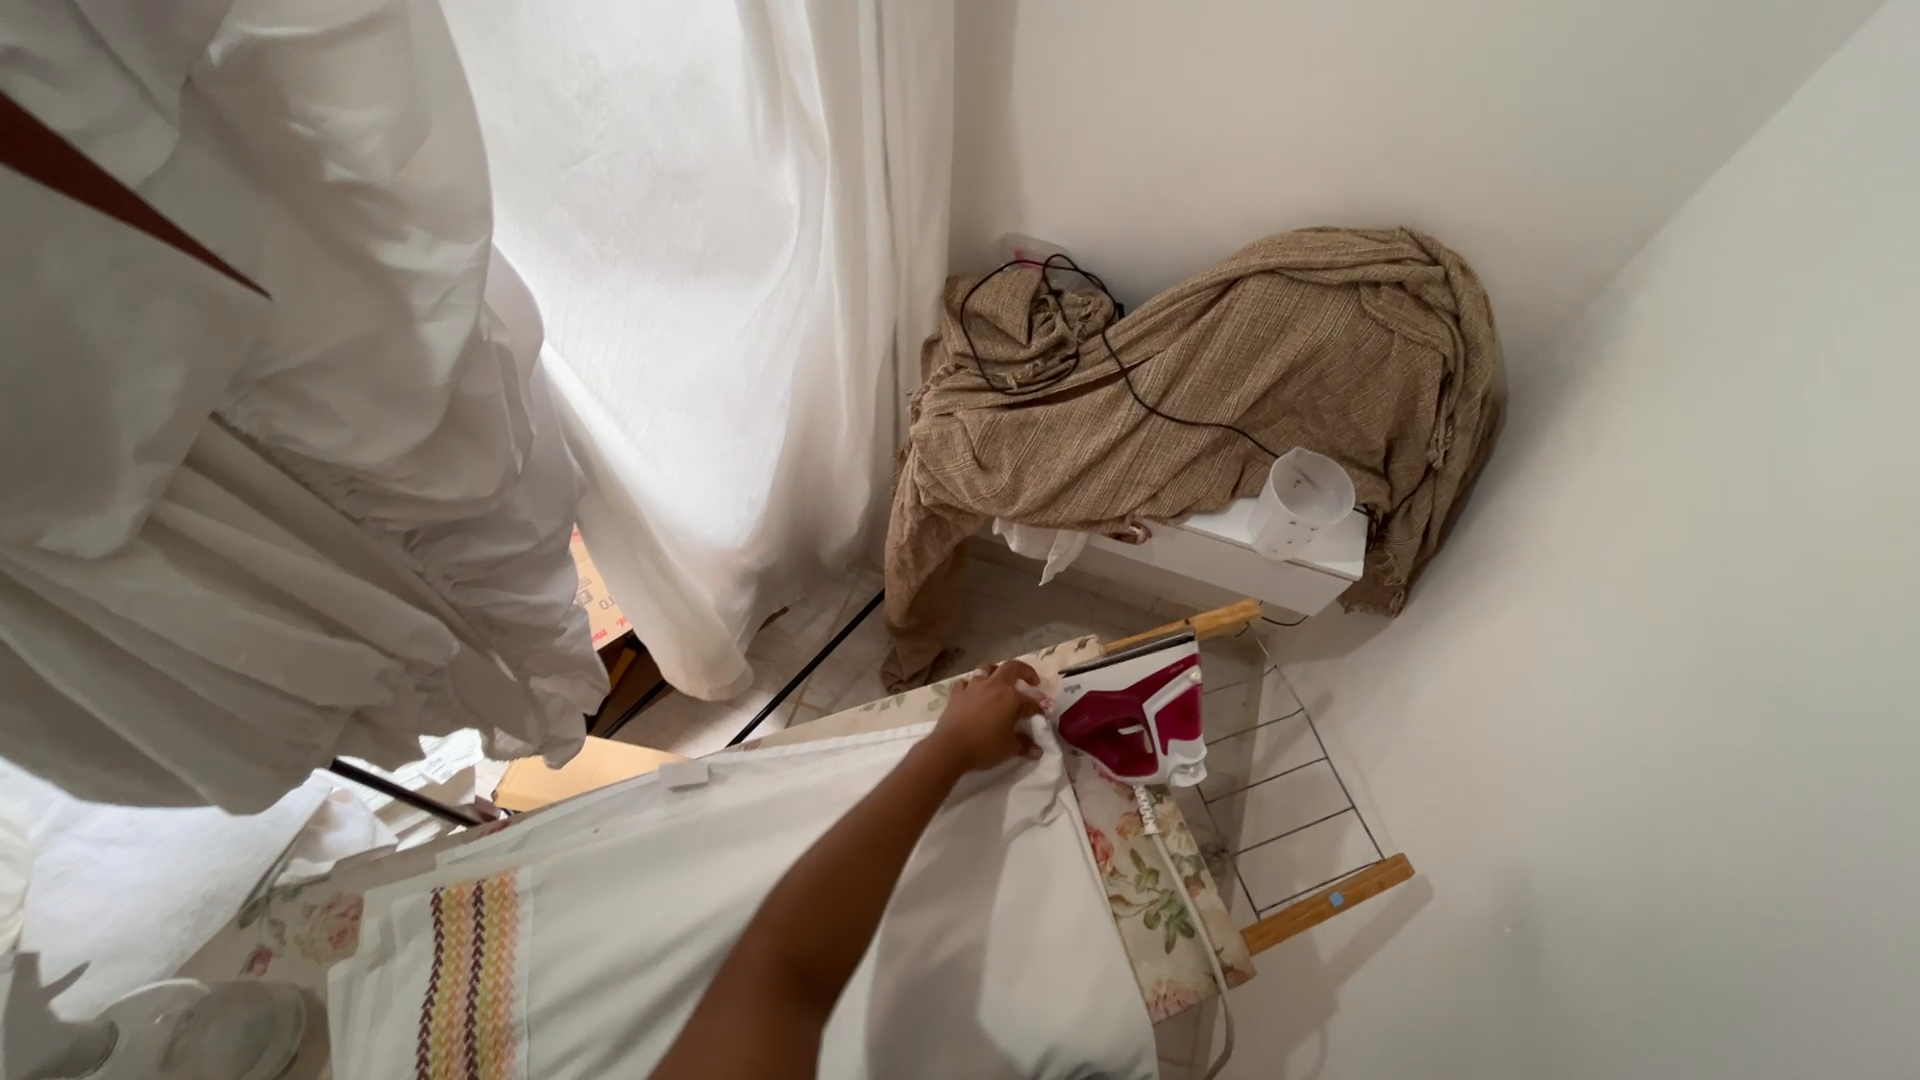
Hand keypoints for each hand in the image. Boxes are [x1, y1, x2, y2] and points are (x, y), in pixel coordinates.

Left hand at [926, 661, 1043, 773]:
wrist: (951, 747)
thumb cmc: (985, 747)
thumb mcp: (1009, 749)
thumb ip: (1024, 745)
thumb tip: (1037, 751)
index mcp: (1012, 698)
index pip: (1031, 701)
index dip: (1038, 709)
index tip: (1040, 717)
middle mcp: (994, 685)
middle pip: (1012, 667)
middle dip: (1024, 671)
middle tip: (1030, 681)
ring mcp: (974, 686)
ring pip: (987, 669)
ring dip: (996, 673)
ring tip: (999, 682)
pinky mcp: (957, 692)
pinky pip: (966, 682)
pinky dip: (972, 685)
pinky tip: (973, 693)